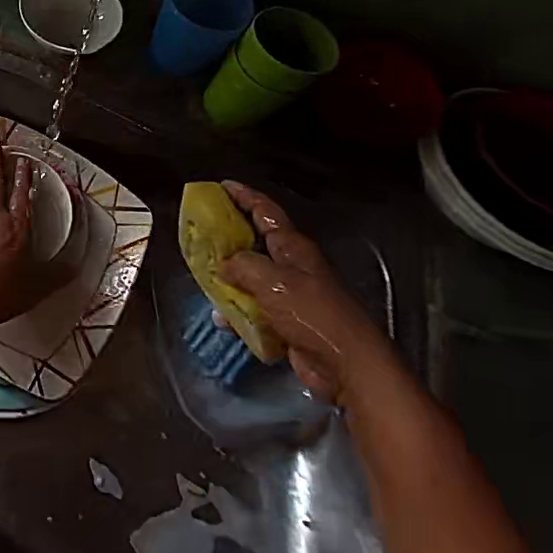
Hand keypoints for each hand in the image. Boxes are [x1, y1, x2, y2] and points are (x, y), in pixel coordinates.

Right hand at [219, 181, 393, 405]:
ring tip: (206, 281)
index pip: (265, 211)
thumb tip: (224, 263)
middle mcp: (293, 266)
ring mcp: (293, 296)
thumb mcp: (273, 282)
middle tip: (203, 234)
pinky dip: (240, 314)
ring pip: (254, 280)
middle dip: (230, 239)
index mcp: (293, 247)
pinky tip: (224, 321)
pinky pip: (257, 311)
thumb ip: (243, 267)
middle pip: (257, 244)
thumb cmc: (313, 314)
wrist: (348, 366)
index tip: (222, 185)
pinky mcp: (290, 324)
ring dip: (231, 282)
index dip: (244, 196)